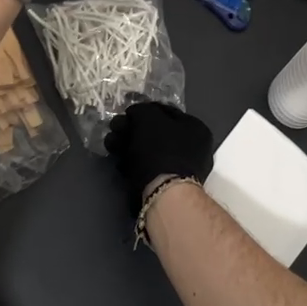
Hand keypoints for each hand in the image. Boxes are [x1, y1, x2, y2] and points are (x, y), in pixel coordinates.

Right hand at [104, 101, 214, 215]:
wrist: (162, 195)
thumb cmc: (159, 149)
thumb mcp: (148, 117)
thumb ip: (141, 110)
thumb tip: (136, 113)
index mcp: (196, 129)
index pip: (167, 111)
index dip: (144, 110)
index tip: (126, 113)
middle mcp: (193, 149)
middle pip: (156, 133)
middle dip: (133, 130)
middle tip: (114, 128)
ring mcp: (181, 170)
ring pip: (149, 151)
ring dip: (129, 146)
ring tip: (110, 144)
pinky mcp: (167, 188)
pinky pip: (148, 169)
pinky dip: (133, 164)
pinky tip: (119, 162)